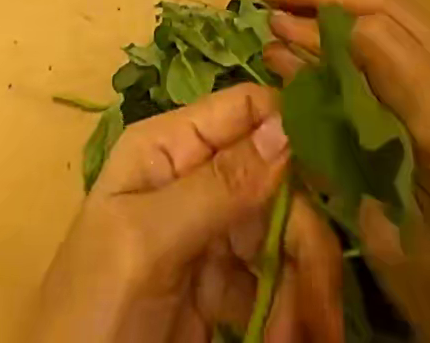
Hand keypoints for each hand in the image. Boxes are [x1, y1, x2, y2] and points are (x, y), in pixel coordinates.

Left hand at [31, 84, 343, 342]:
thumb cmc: (93, 305)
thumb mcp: (147, 240)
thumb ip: (217, 185)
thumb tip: (286, 125)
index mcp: (167, 147)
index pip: (244, 110)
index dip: (292, 130)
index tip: (336, 177)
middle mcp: (194, 176)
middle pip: (279, 180)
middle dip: (305, 240)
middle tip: (318, 310)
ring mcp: (211, 230)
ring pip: (286, 235)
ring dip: (302, 290)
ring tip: (295, 339)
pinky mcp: (225, 283)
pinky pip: (277, 283)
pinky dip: (289, 314)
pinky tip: (283, 340)